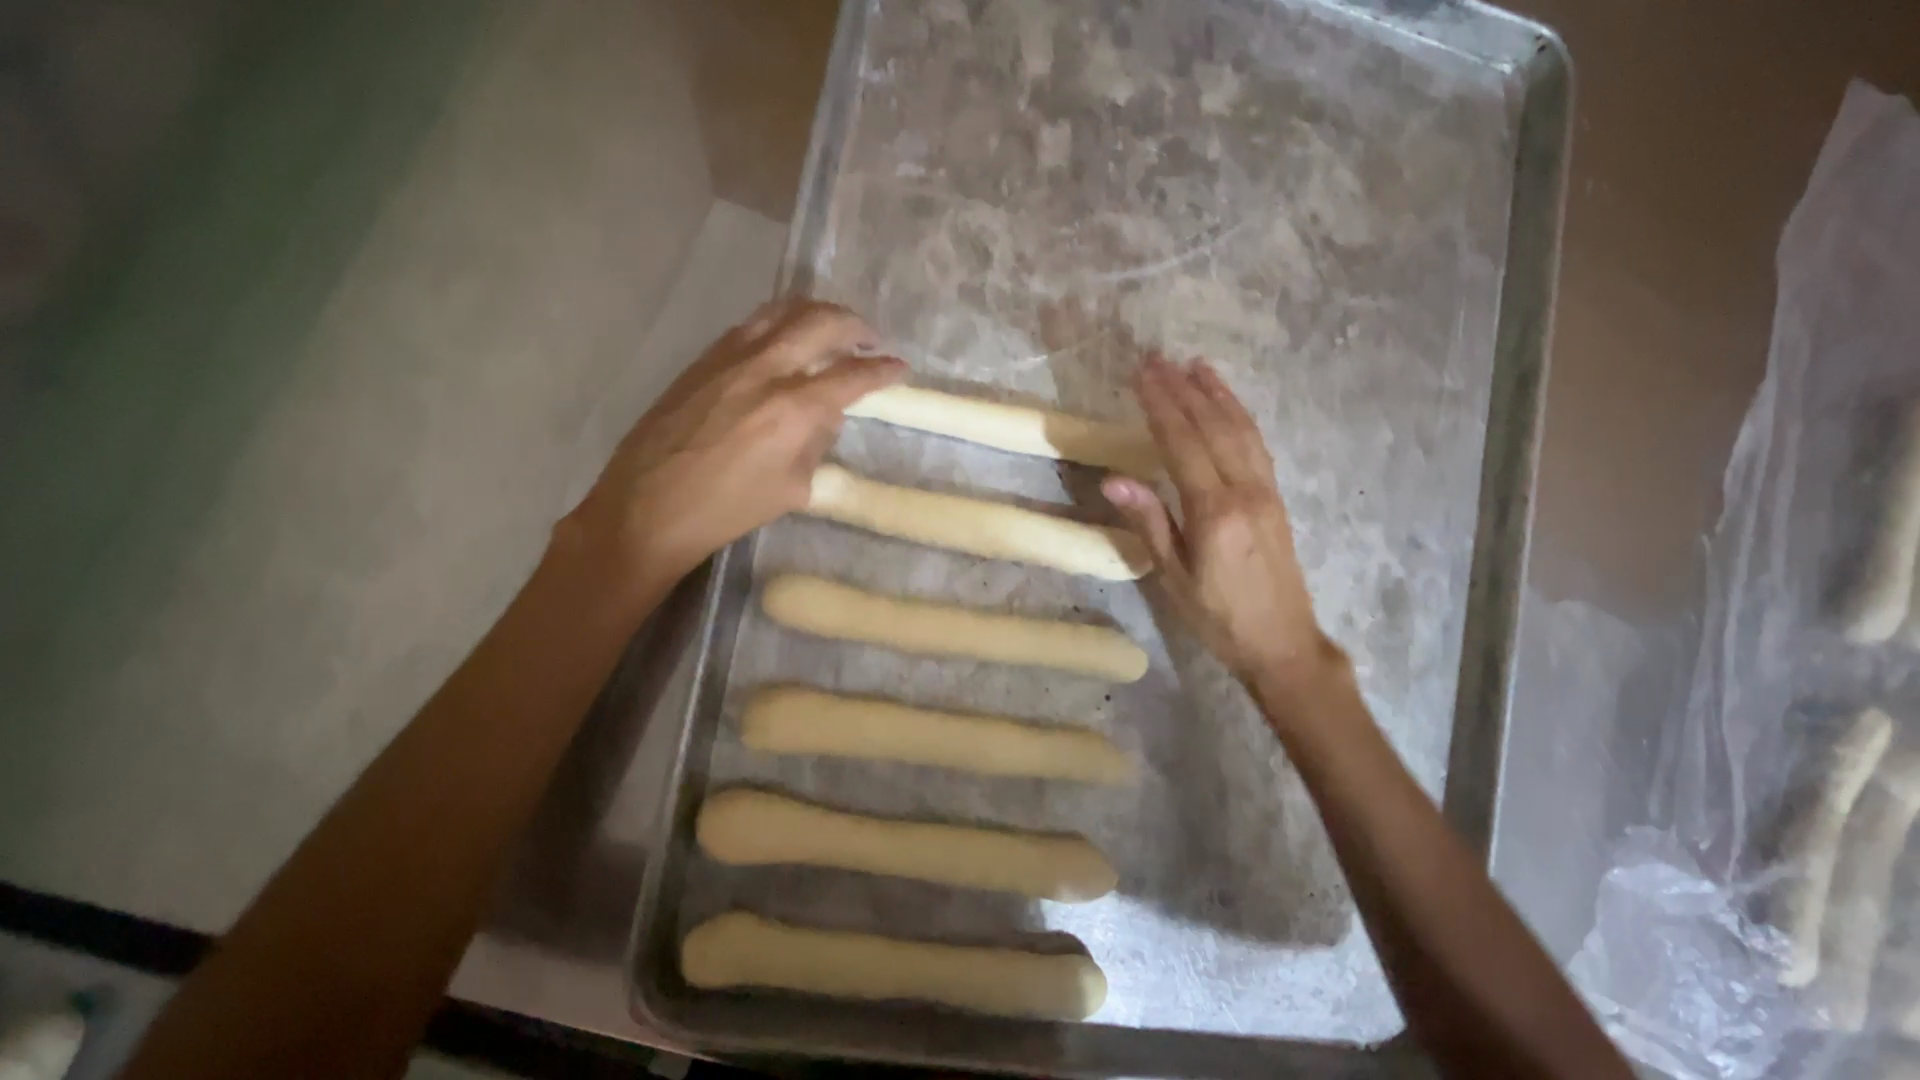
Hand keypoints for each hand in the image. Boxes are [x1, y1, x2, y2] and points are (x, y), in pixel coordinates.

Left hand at [567, 299, 903, 589]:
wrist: (649, 506)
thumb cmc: (726, 509)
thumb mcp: (791, 487)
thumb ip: (815, 443)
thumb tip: (825, 415)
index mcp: (794, 408)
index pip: (852, 375)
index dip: (883, 370)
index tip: (900, 367)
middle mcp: (766, 369)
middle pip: (822, 322)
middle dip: (856, 325)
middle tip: (870, 339)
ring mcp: (731, 357)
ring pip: (783, 310)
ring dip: (817, 312)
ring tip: (831, 327)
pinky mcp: (704, 358)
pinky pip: (752, 324)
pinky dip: (780, 323)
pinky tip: (784, 340)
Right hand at [1102, 354, 1327, 681]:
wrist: (1283, 642)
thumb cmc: (1219, 618)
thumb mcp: (1174, 578)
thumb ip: (1150, 523)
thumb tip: (1115, 478)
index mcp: (1215, 512)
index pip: (1183, 445)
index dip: (1161, 406)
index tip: (1140, 374)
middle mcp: (1244, 491)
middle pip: (1211, 428)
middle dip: (1182, 390)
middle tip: (1155, 359)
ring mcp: (1265, 491)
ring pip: (1240, 430)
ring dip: (1215, 394)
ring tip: (1192, 364)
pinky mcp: (1276, 497)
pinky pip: (1257, 445)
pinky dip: (1240, 416)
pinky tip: (1226, 402)